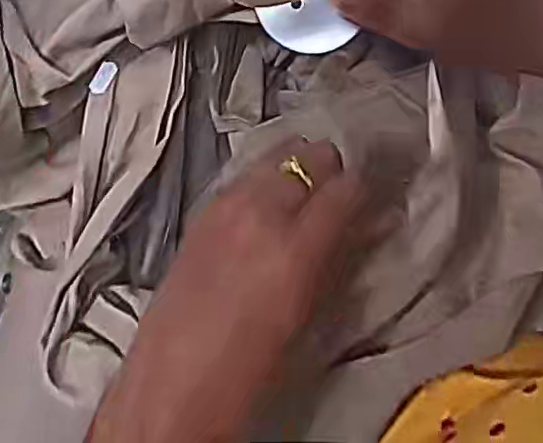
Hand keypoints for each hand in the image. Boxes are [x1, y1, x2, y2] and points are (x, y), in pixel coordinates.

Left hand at [88, 139, 365, 442]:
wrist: (169, 389)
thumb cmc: (248, 372)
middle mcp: (261, 211)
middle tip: (339, 195)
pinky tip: (268, 203)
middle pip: (312, 154)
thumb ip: (340, 258)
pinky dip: (267, 177)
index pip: (347, 186)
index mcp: (294, 248)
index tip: (373, 195)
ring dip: (298, 167)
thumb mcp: (308, 319)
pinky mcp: (204, 207)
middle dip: (332, 170)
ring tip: (304, 195)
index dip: (366, 188)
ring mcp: (227, 203)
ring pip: (278, 152)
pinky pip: (249, 171)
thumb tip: (369, 224)